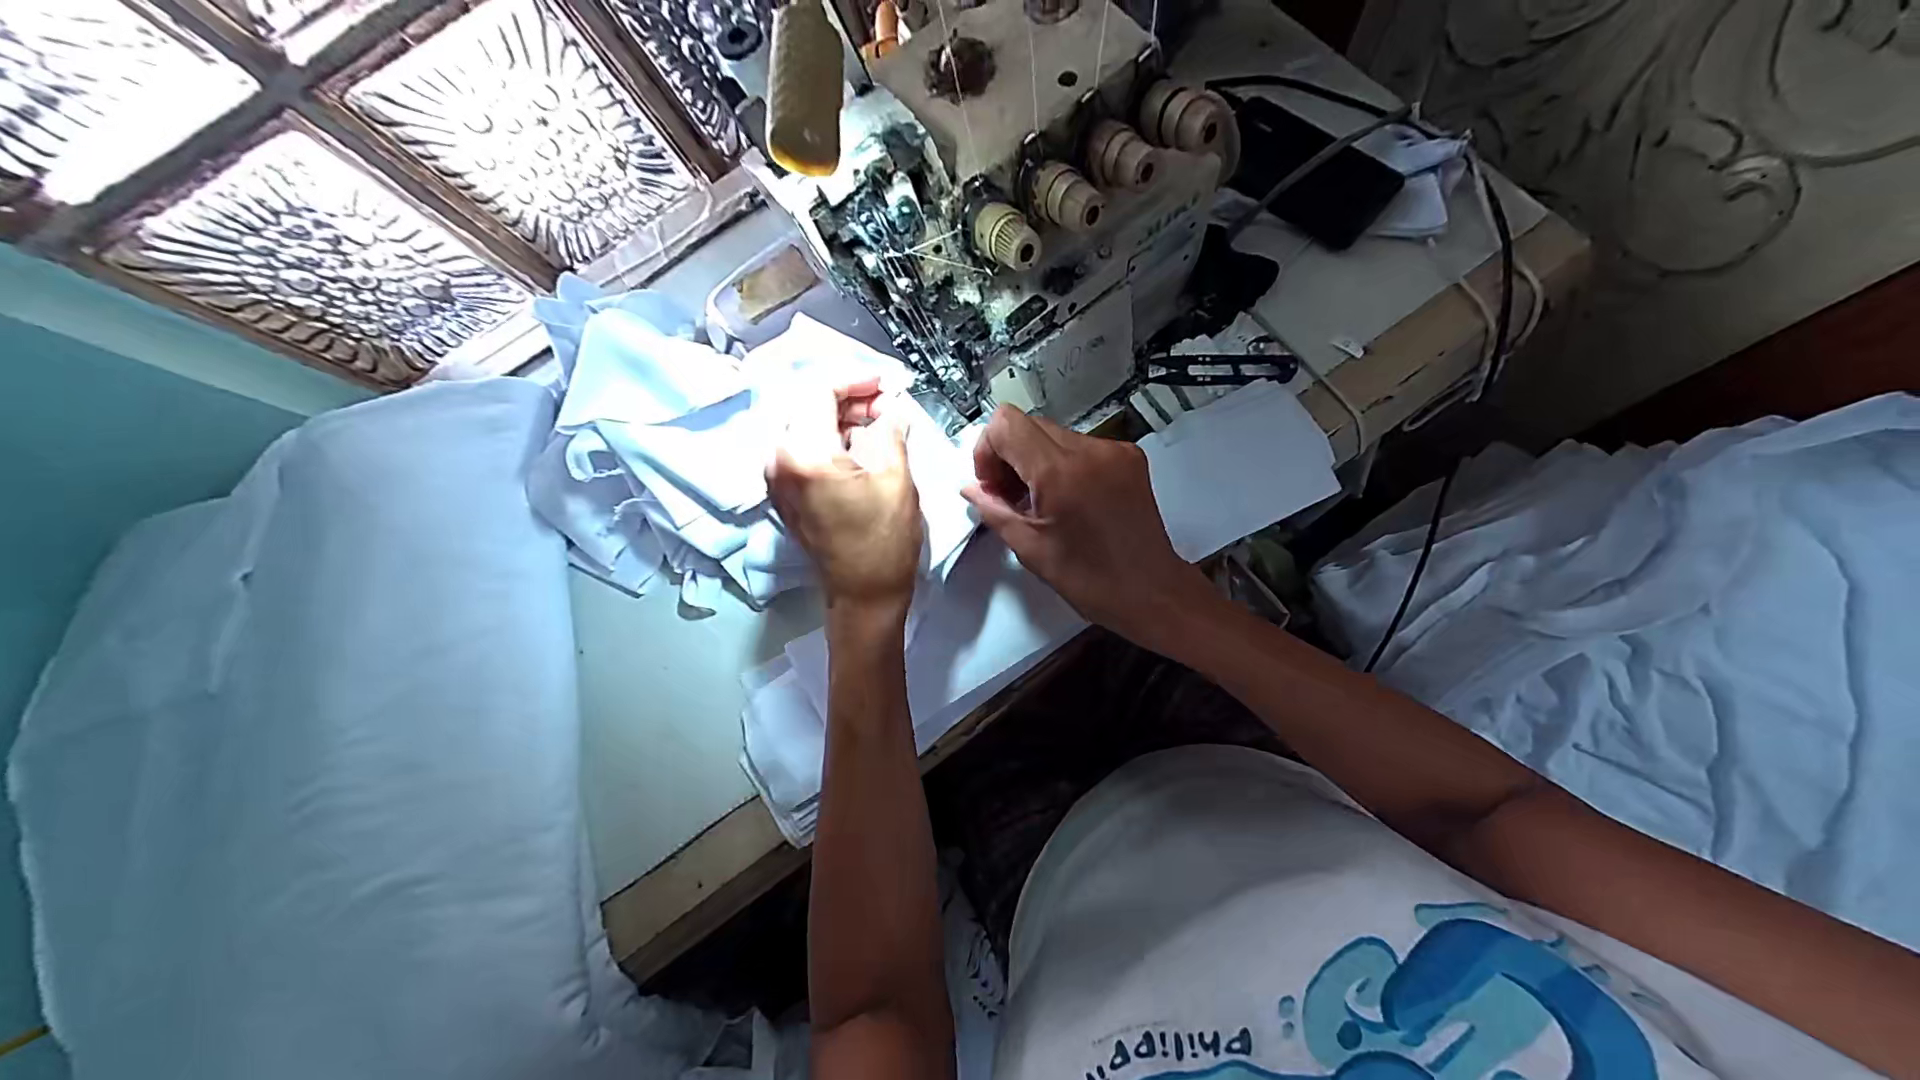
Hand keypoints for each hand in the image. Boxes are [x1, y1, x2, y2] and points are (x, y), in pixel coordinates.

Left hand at [767, 378, 922, 619]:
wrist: (864, 594)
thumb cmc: (884, 542)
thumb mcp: (896, 477)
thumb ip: (890, 430)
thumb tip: (891, 406)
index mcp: (804, 455)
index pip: (819, 392)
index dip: (855, 380)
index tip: (883, 383)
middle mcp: (778, 462)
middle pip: (804, 404)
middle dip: (845, 397)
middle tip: (883, 403)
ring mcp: (776, 479)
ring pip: (800, 425)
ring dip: (835, 416)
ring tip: (874, 422)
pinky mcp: (783, 493)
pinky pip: (798, 448)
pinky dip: (824, 436)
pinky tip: (855, 443)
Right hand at [961, 405, 1213, 654]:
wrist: (1152, 591)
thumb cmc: (1090, 580)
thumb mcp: (1030, 548)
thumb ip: (994, 510)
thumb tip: (972, 488)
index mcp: (1061, 473)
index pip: (1006, 424)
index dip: (988, 450)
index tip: (992, 484)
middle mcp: (1090, 451)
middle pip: (1029, 425)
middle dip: (1010, 455)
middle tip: (1011, 497)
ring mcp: (1113, 451)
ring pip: (1053, 434)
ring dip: (1036, 461)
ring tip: (1040, 502)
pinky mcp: (1129, 457)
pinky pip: (1080, 446)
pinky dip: (1064, 465)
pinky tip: (1067, 499)